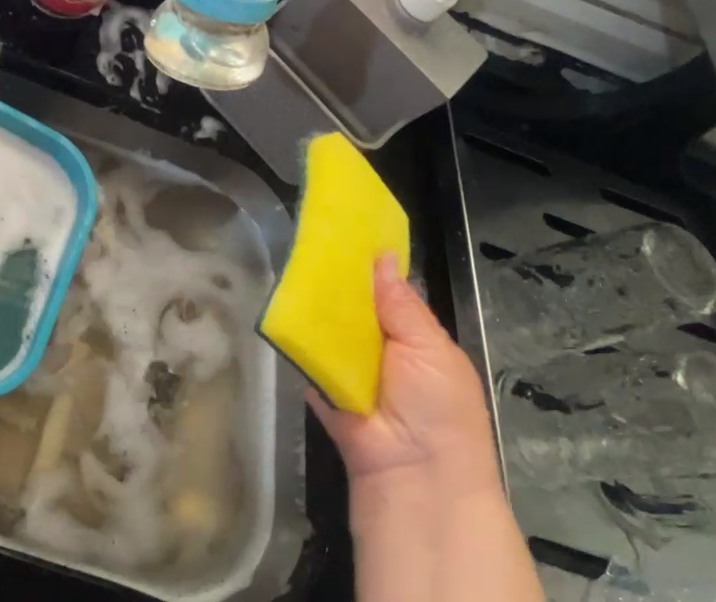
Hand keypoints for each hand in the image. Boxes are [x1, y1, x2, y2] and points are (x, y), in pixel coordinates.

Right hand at [307, 255, 499, 492]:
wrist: (415, 477)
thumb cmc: (438, 409)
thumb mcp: (430, 349)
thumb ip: (401, 304)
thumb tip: (381, 256)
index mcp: (416, 341)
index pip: (387, 296)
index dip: (367, 271)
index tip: (340, 238)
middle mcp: (383, 354)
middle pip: (352, 312)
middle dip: (333, 288)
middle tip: (302, 250)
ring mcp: (351, 373)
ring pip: (327, 333)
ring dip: (311, 313)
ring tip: (284, 273)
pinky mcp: (322, 390)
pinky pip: (306, 361)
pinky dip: (295, 344)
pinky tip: (277, 314)